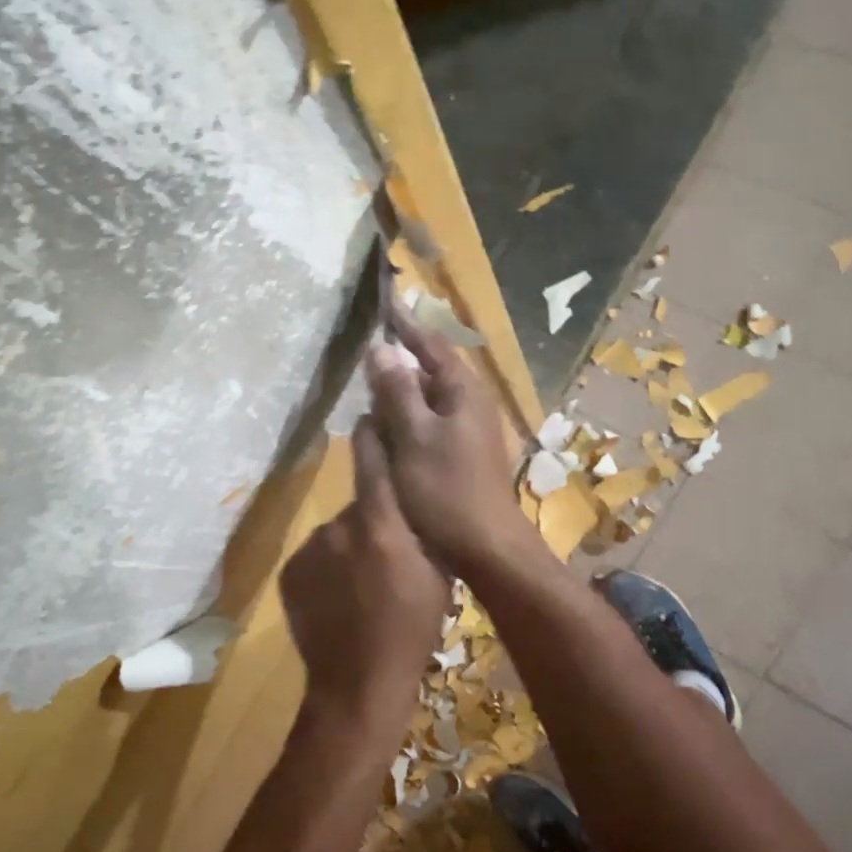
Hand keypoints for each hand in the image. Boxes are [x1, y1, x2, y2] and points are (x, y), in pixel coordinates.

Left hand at [279, 419, 449, 716]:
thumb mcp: (437, 577)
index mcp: (381, 524)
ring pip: (335, 536)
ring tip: (362, 588)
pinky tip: (338, 600)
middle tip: (387, 556)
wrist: (357, 683)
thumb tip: (413, 501)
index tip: (370, 417)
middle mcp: (338, 527)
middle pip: (358, 507)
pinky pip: (314, 559)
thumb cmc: (411, 631)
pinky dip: (327, 571)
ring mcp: (309, 550)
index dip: (373, 436)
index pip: (373, 461)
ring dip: (349, 550)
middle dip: (374, 522)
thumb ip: (423, 531)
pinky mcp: (288, 573)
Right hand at [364, 310, 530, 574]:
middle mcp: (470, 404)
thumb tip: (380, 349)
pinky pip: (429, 424)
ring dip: (399, 394)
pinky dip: (406, 420)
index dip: (405, 325)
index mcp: (462, 391)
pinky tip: (386, 433)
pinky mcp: (463, 456)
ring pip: (427, 400)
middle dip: (397, 362)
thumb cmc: (446, 490)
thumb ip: (396, 392)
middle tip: (363, 353)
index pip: (431, 345)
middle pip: (428, 371)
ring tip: (367, 391)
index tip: (383, 304)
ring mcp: (469, 431)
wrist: (487, 548)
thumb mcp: (413, 437)